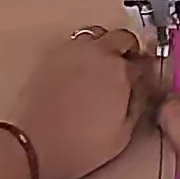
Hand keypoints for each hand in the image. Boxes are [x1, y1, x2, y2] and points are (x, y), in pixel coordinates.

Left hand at [10, 27, 158, 178]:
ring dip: (105, 44)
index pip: (142, 63)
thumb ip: (137, 105)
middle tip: (127, 69)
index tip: (143, 83)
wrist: (34, 145)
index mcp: (120, 70)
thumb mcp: (122, 134)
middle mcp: (99, 52)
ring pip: (97, 34)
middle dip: (129, 50)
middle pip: (123, 37)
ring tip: (102, 65)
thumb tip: (142, 90)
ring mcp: (74, 50)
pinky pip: (75, 43)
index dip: (145, 74)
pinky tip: (80, 71)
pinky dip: (83, 50)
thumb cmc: (81, 145)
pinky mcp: (53, 55)